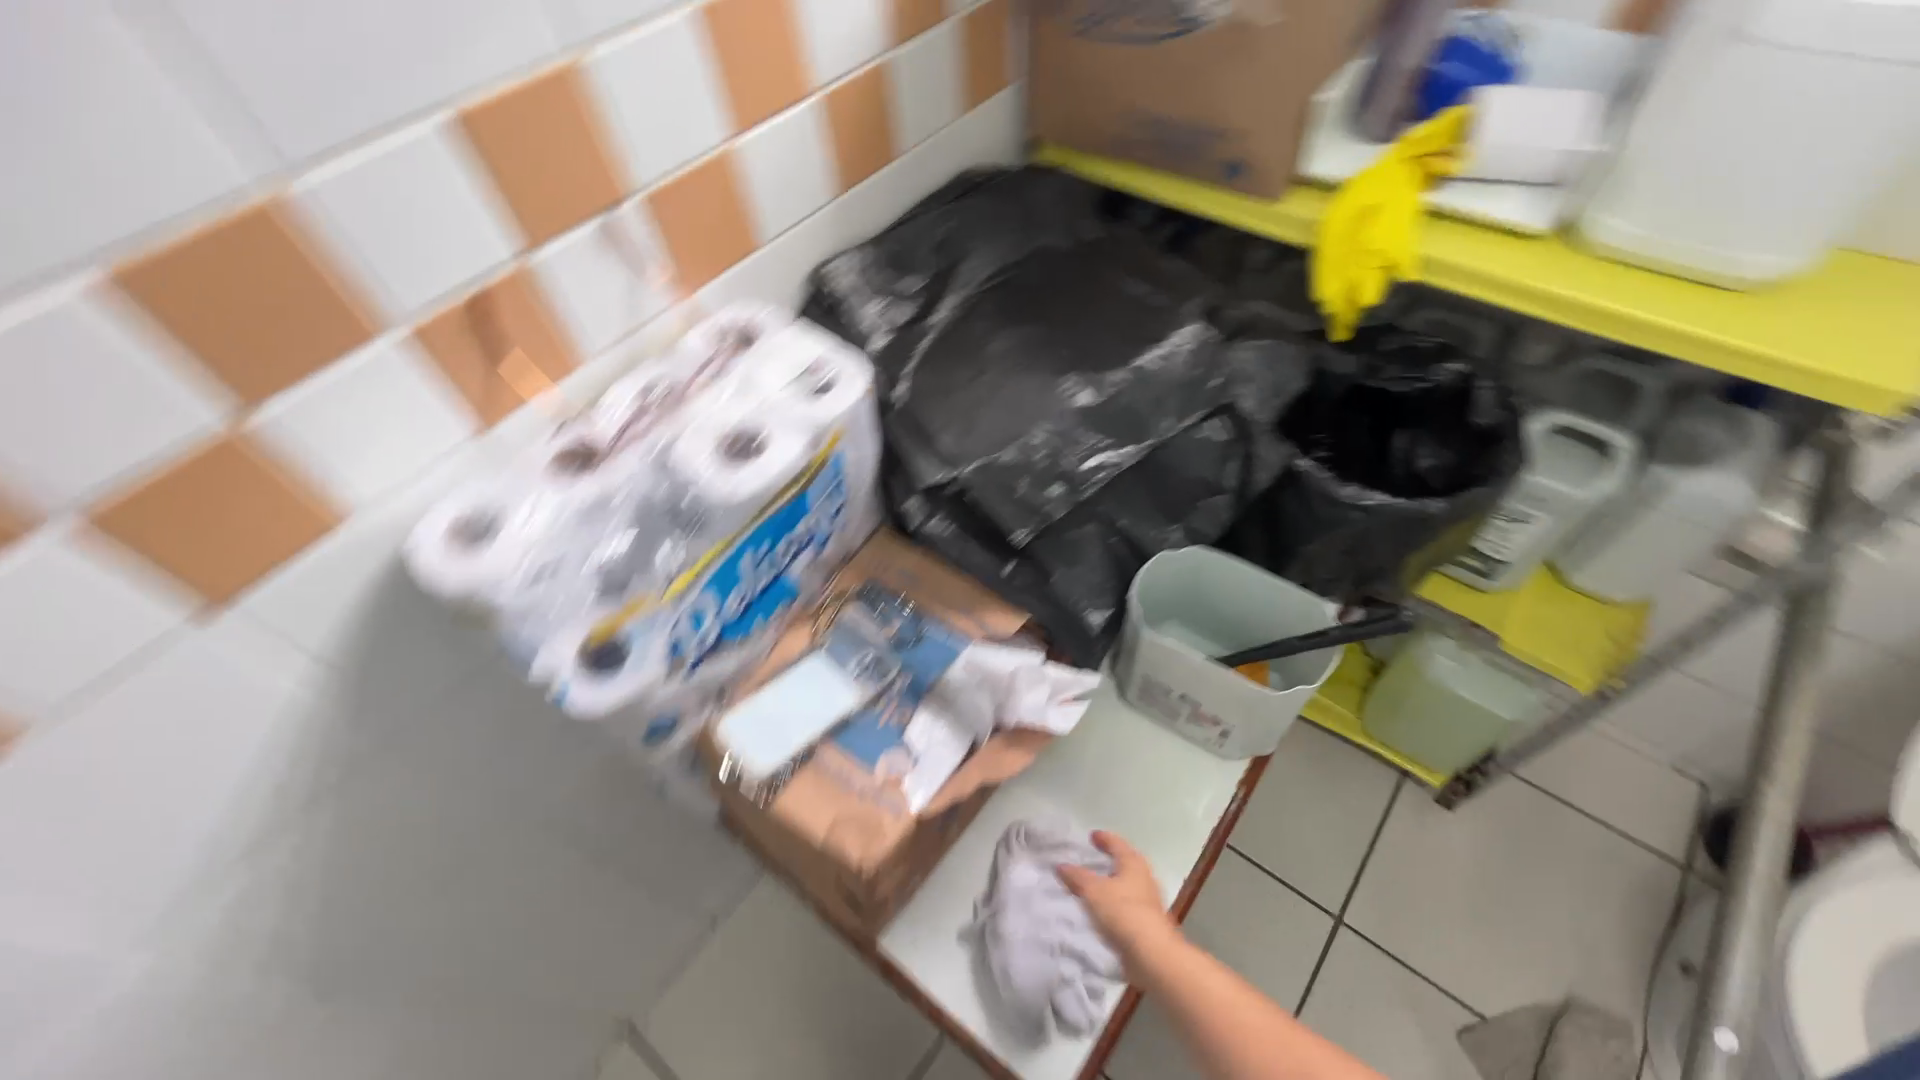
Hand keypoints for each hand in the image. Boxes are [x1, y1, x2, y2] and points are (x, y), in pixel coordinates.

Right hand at [1058, 831, 1179, 970]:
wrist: (1150, 953)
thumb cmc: (1122, 911)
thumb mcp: (1093, 890)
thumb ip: (1077, 877)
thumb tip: (1061, 865)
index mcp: (1133, 864)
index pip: (1118, 844)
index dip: (1104, 839)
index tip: (1093, 835)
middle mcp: (1144, 879)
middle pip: (1128, 863)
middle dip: (1113, 860)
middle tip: (1096, 858)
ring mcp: (1148, 902)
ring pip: (1129, 885)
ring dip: (1114, 883)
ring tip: (1096, 885)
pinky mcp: (1146, 923)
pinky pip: (1127, 905)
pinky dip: (1115, 903)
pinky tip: (1104, 911)